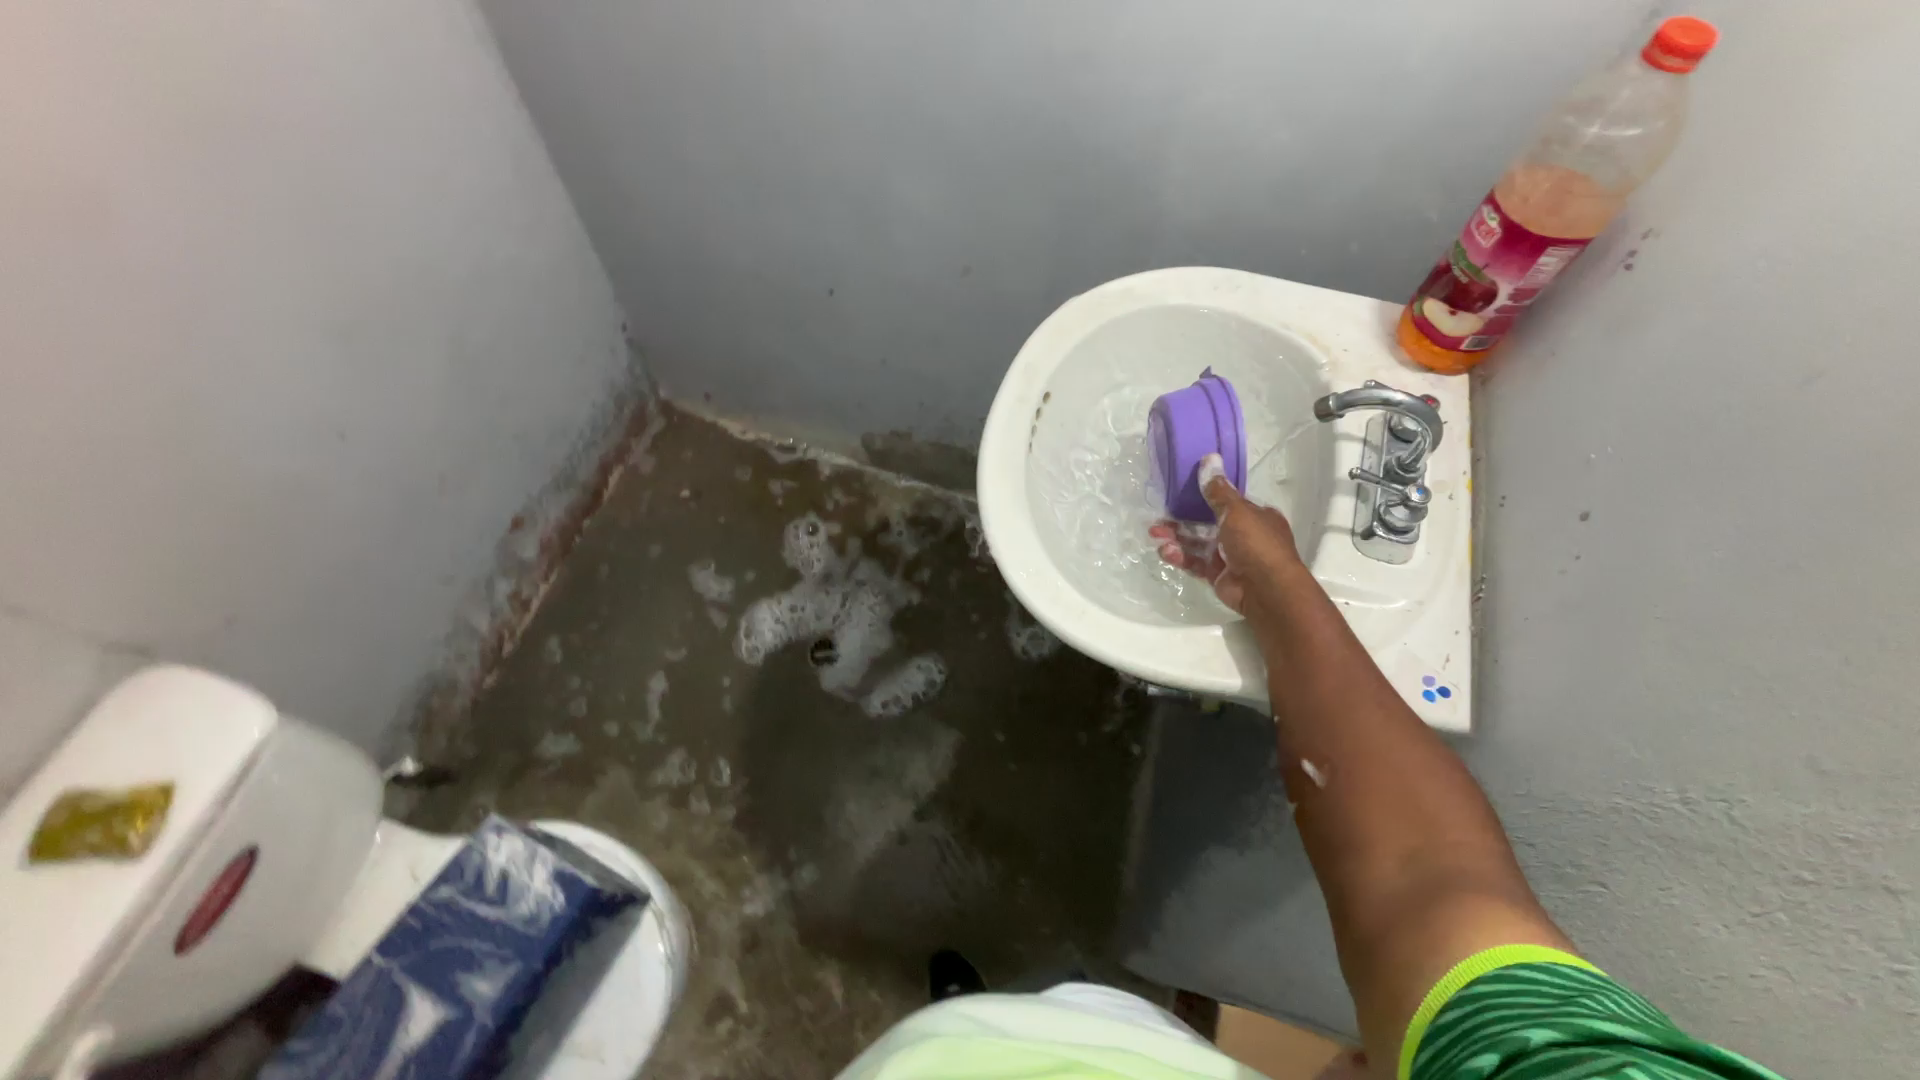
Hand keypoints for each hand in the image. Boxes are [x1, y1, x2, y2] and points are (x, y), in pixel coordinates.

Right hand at [1149, 453, 1303, 617]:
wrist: (1265, 589)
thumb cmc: (1255, 542)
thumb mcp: (1236, 510)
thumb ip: (1217, 490)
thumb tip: (1209, 458)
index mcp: (1255, 516)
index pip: (1228, 503)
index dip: (1205, 497)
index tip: (1182, 492)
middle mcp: (1243, 535)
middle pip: (1207, 524)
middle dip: (1182, 521)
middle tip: (1158, 518)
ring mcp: (1230, 557)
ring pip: (1198, 544)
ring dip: (1177, 538)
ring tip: (1155, 535)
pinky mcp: (1218, 575)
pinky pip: (1196, 563)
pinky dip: (1181, 557)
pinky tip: (1165, 552)